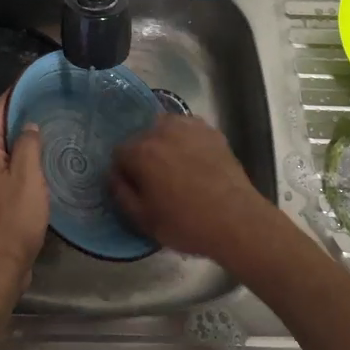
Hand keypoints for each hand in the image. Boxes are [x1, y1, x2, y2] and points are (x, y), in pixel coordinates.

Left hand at [0, 91, 49, 306]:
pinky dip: (14, 166)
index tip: (30, 83)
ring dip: (16, 145)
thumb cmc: (11, 224)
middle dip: (15, 118)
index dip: (12, 96)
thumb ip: (28, 147)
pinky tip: (33, 172)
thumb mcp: (28, 180)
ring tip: (43, 135)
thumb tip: (28, 125)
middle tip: (44, 107)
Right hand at [110, 114, 274, 261]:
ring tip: (177, 167)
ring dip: (164, 143)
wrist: (236, 220)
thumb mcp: (144, 220)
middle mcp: (162, 131)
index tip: (136, 188)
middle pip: (142, 137)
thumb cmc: (186, 223)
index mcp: (141, 152)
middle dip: (144, 155)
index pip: (119, 153)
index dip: (125, 171)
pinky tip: (195, 160)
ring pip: (165, 128)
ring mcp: (189, 126)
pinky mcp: (211, 130)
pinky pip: (188, 129)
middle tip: (157, 180)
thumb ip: (121, 194)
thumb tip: (113, 176)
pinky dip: (186, 140)